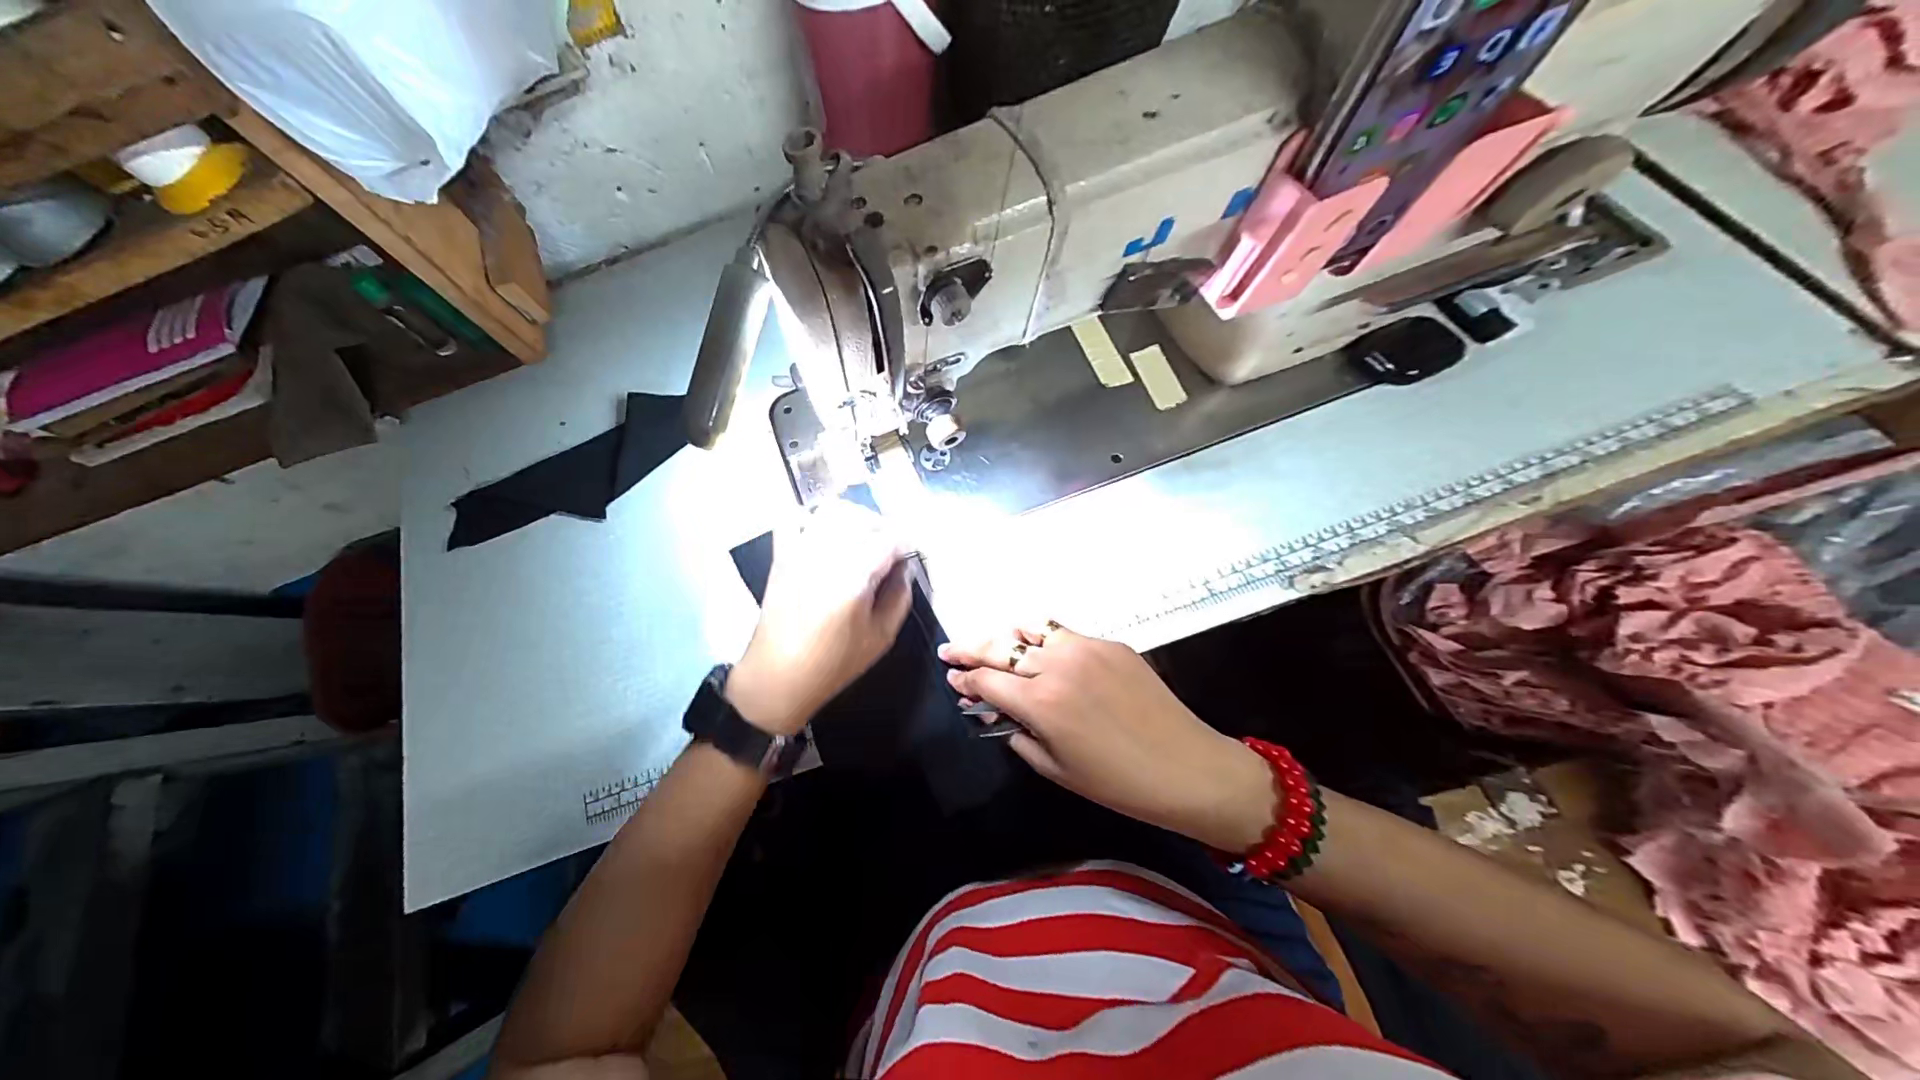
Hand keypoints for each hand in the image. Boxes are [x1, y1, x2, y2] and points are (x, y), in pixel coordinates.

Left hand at [727, 502, 912, 735]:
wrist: (777, 677)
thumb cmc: (833, 664)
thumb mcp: (881, 637)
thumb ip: (899, 595)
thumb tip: (904, 567)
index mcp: (854, 577)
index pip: (890, 539)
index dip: (906, 544)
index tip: (911, 555)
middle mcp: (826, 555)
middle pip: (862, 518)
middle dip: (883, 528)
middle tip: (891, 548)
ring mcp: (799, 551)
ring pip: (832, 511)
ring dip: (854, 518)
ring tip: (863, 538)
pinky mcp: (782, 555)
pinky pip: (795, 519)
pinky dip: (813, 518)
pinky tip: (827, 535)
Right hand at [941, 624, 1274, 852]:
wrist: (1185, 766)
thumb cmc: (1116, 782)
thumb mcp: (1055, 767)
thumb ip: (1018, 734)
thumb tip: (999, 711)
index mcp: (1040, 701)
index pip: (987, 680)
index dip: (965, 679)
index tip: (952, 678)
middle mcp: (1058, 665)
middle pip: (1001, 647)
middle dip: (971, 648)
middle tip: (952, 649)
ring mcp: (1086, 648)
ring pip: (1033, 630)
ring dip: (1009, 637)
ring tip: (996, 644)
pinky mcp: (1110, 644)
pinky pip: (1066, 634)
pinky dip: (1045, 639)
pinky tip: (1041, 650)